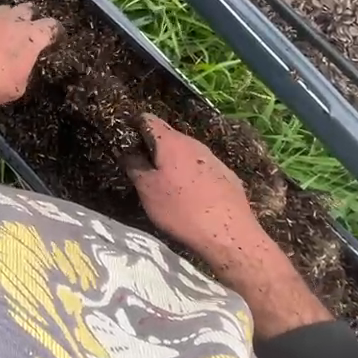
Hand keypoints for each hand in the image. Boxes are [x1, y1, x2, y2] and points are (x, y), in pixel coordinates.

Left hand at [0, 3, 59, 110]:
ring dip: (7, 20)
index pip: (51, 26)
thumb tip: (19, 68)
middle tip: (27, 31)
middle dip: (30, 17)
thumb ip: (23, 72)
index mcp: (31, 36)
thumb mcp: (16, 87)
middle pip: (27, 9)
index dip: (54, 32)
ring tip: (4, 34)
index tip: (54, 38)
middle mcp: (13, 20)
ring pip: (4, 10)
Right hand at [127, 115, 330, 335]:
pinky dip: (192, 174)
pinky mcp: (229, 178)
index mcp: (172, 142)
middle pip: (168, 136)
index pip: (147, 119)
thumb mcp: (147, 190)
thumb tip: (126, 150)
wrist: (233, 238)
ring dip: (173, 161)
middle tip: (142, 165)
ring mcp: (215, 160)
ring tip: (166, 182)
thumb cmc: (182, 210)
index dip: (133, 125)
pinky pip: (202, 168)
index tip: (124, 140)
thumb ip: (133, 164)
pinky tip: (191, 195)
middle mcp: (195, 144)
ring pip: (187, 152)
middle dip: (153, 146)